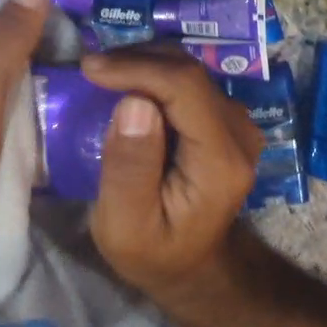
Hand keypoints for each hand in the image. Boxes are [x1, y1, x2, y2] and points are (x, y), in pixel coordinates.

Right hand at [83, 47, 263, 304]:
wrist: (193, 266)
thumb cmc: (154, 252)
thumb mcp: (125, 225)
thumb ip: (129, 167)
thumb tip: (133, 102)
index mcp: (220, 161)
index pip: (185, 88)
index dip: (137, 68)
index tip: (90, 68)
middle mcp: (239, 133)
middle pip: (187, 71)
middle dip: (134, 60)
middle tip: (88, 69)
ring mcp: (237, 121)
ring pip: (187, 69)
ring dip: (141, 63)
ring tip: (100, 75)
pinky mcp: (225, 116)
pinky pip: (186, 79)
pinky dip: (151, 73)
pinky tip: (123, 85)